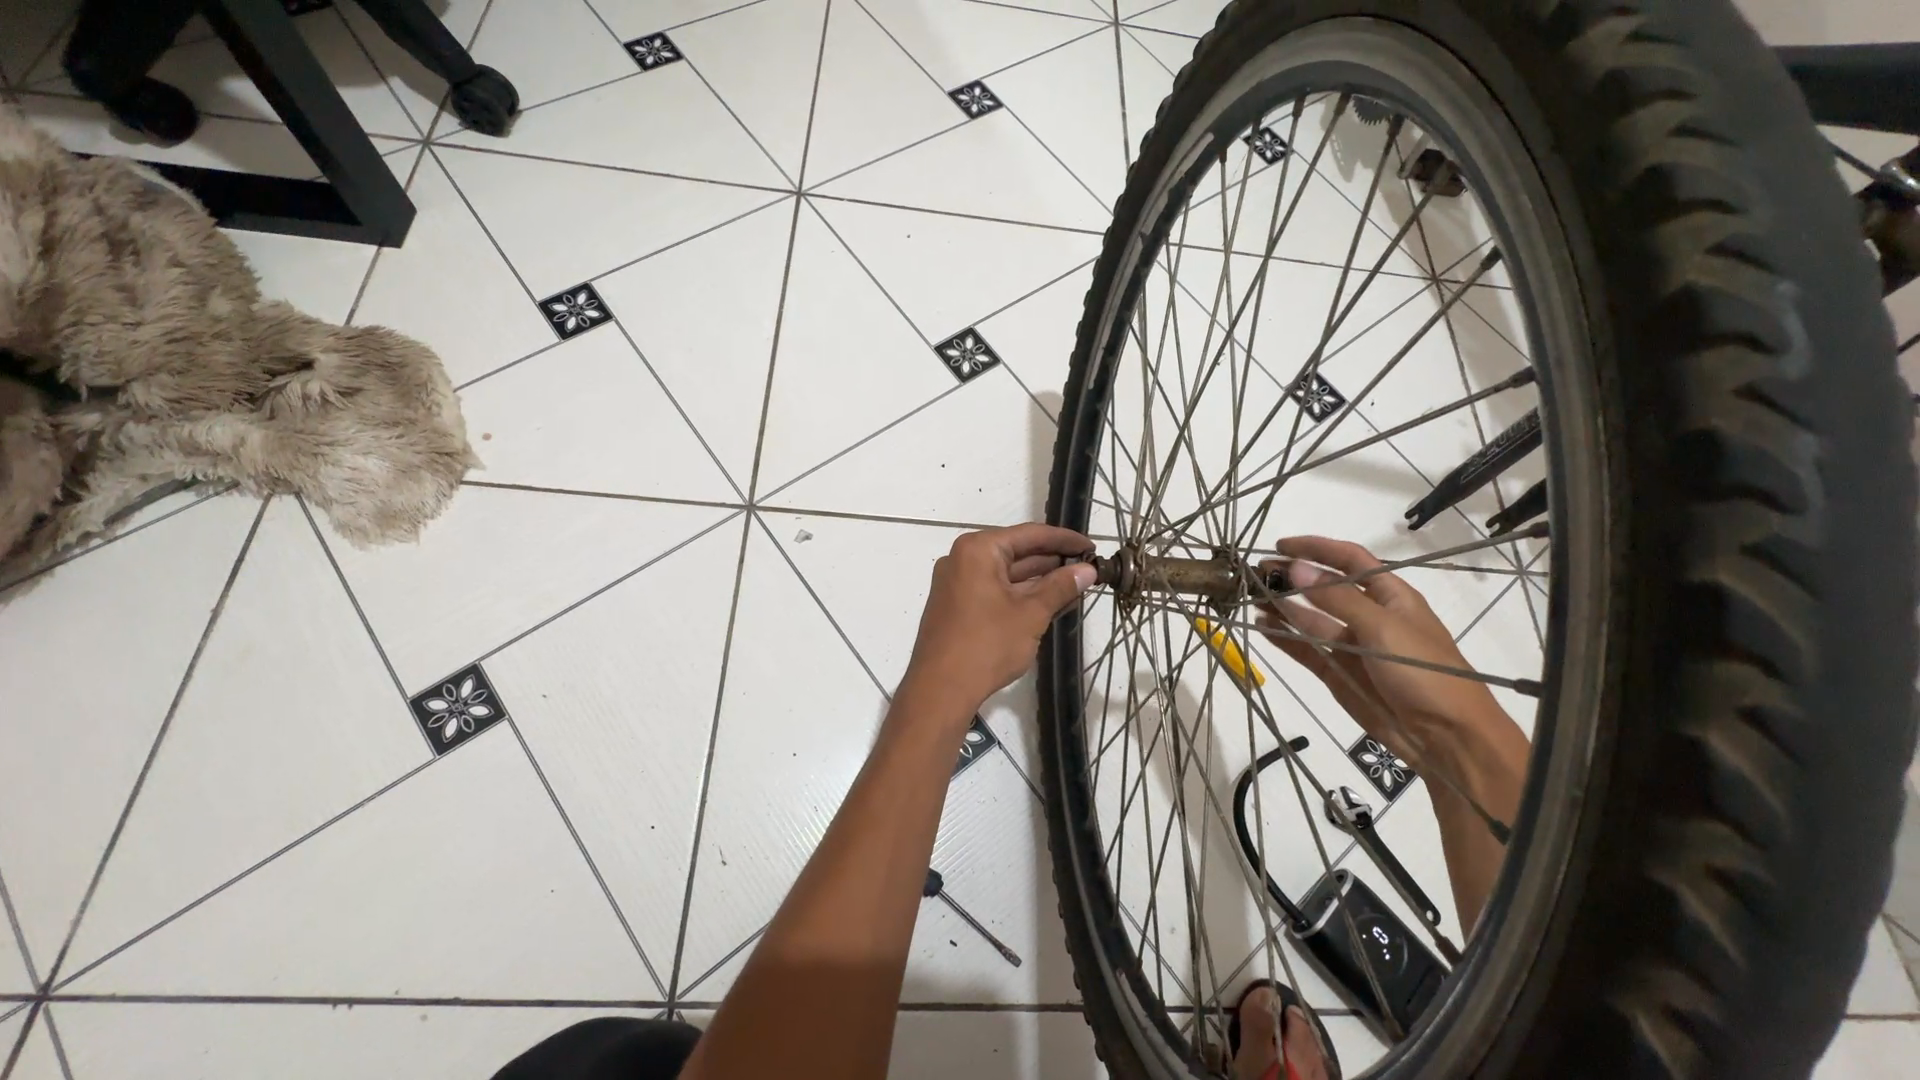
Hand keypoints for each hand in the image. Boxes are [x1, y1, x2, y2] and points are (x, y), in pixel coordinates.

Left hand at [898, 524, 1097, 721]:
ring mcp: (956, 583)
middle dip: (1052, 562)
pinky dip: (1020, 596)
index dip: (1065, 540)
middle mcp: (962, 559)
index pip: (1030, 535)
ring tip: (1076, 587)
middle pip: (1016, 552)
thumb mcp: (1031, 614)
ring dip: (1039, 581)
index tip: (1092, 547)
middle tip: (1088, 568)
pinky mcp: (956, 606)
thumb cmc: (987, 645)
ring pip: (1006, 575)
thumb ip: (1060, 587)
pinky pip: (994, 591)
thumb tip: (1088, 570)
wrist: (939, 690)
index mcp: (978, 549)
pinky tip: (1048, 603)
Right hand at [1255, 536, 1506, 772]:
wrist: (1445, 737)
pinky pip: (1306, 649)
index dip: (1318, 548)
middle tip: (1257, 573)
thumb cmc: (1424, 672)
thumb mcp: (1382, 627)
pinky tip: (1262, 626)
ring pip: (1310, 619)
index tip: (1281, 546)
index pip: (1350, 560)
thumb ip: (1335, 598)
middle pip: (1325, 588)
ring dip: (1283, 606)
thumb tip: (1295, 566)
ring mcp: (1352, 645)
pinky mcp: (1338, 672)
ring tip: (1251, 596)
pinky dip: (1284, 638)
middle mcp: (1369, 616)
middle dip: (1294, 577)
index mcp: (1391, 597)